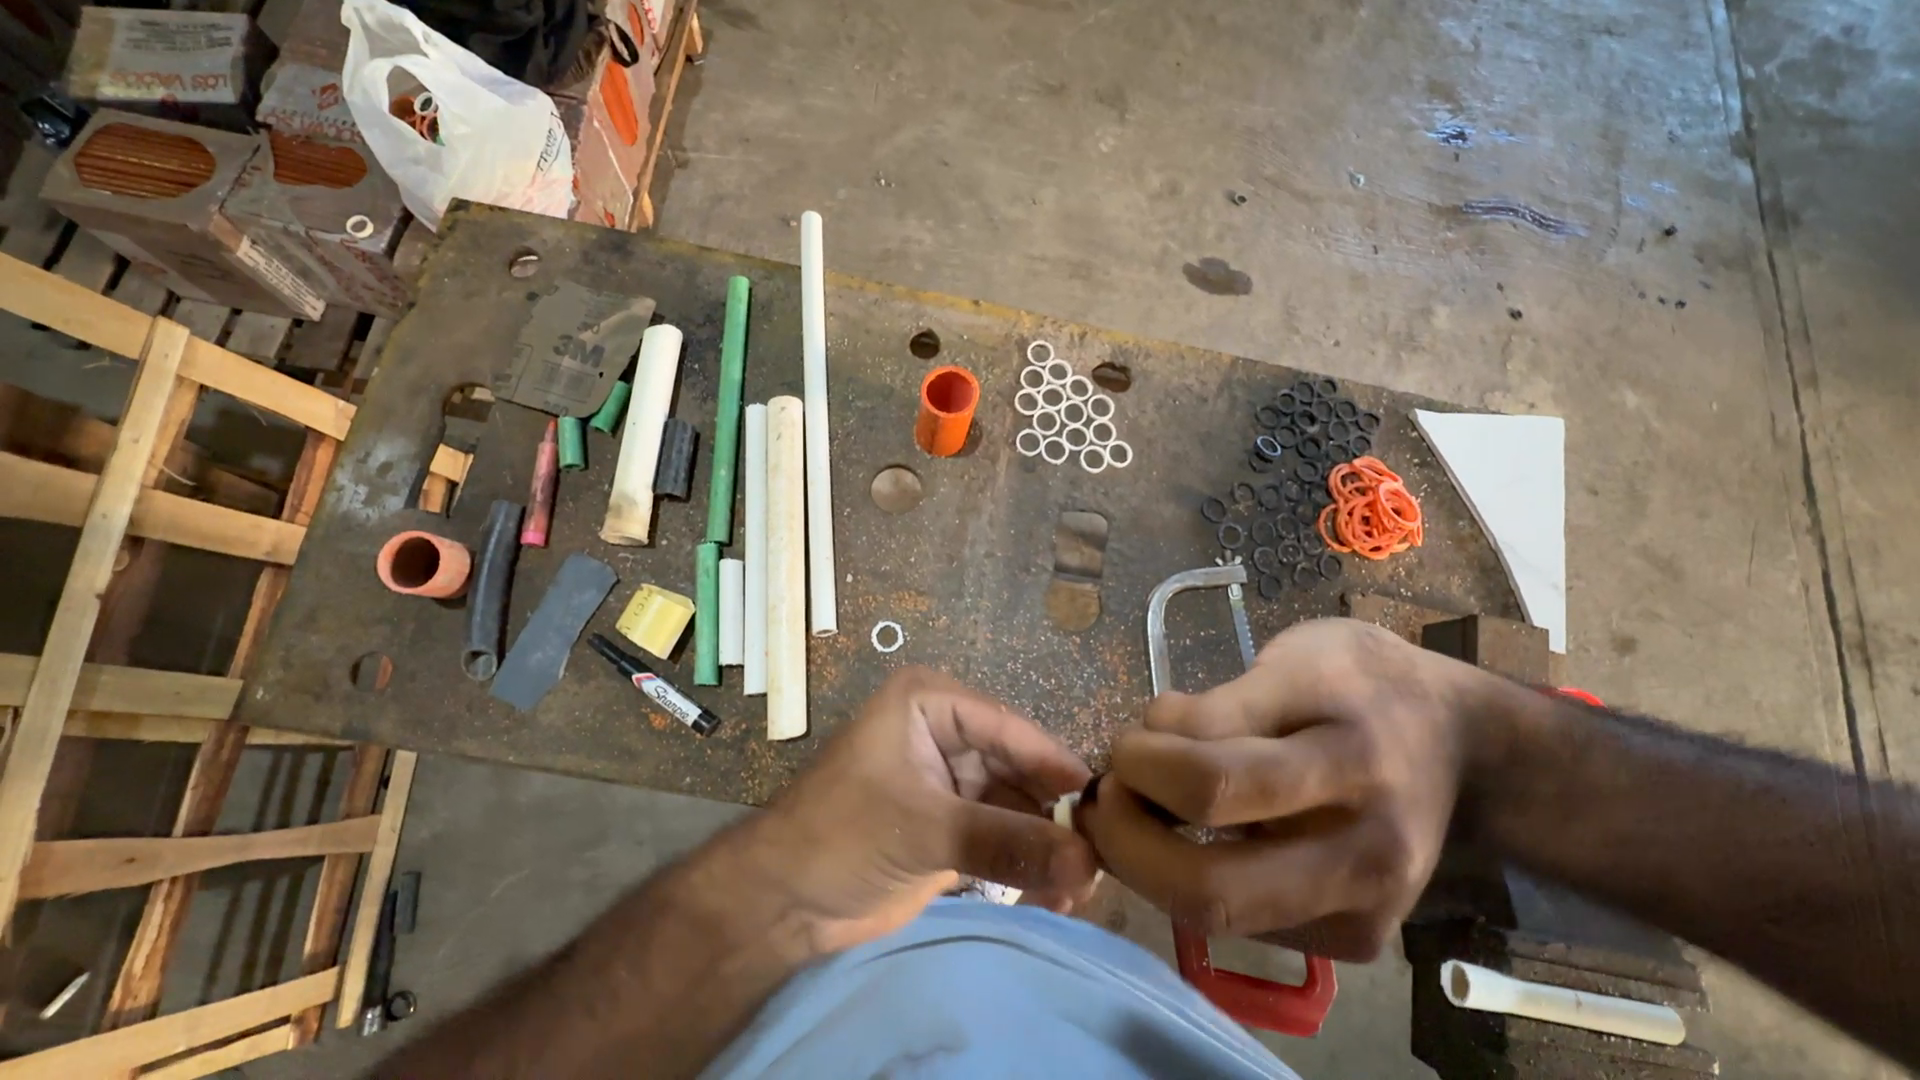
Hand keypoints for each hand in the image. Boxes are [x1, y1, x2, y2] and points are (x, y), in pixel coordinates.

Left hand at [752, 667, 1098, 953]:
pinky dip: (1029, 865)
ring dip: (1048, 846)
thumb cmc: (839, 838)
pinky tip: (1057, 897)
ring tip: (1083, 889)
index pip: (1010, 728)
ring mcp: (951, 783)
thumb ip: (1005, 842)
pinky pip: (1004, 839)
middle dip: (1056, 815)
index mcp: (931, 705)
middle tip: (1102, 859)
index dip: (1057, 767)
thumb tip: (1086, 862)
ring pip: (1018, 807)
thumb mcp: (923, 829)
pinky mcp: (952, 827)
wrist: (779, 902)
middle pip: (1021, 768)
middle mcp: (946, 734)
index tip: (1106, 807)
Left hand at [1078, 618, 1493, 959]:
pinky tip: (1180, 843)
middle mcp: (1366, 855)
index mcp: (1350, 762)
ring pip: (1219, 918)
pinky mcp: (1355, 943)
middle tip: (1101, 800)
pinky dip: (1189, 886)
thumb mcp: (1296, 658)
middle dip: (1127, 842)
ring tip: (1127, 819)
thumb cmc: (1363, 685)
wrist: (1461, 746)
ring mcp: (1365, 912)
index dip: (1142, 765)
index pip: (1213, 785)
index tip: (1123, 744)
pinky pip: (1243, 926)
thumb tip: (1147, 739)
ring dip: (1146, 869)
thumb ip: (1220, 704)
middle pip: (1211, 885)